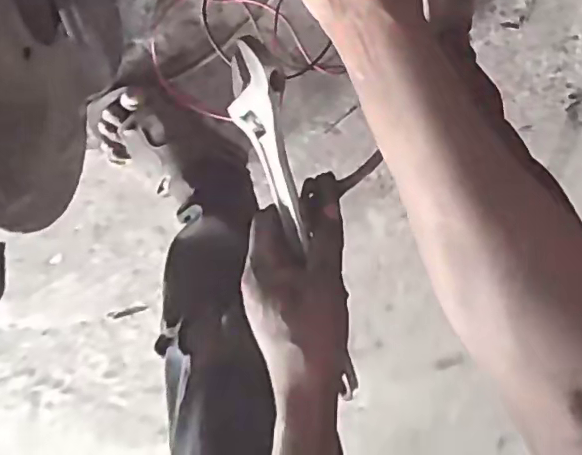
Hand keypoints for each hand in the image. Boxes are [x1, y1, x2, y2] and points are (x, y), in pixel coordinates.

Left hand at [241, 178, 348, 398]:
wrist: (306, 389)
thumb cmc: (314, 330)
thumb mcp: (326, 275)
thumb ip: (325, 233)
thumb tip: (327, 193)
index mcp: (258, 266)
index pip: (267, 216)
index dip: (292, 205)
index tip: (318, 206)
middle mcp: (251, 279)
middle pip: (276, 236)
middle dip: (305, 232)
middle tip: (329, 242)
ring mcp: (259, 298)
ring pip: (284, 258)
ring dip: (308, 254)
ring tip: (330, 272)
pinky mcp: (270, 313)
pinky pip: (286, 279)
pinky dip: (305, 274)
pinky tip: (324, 291)